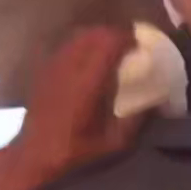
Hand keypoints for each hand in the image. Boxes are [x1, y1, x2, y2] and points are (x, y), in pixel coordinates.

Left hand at [0, 26, 146, 189]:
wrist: (35, 156)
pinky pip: (65, 47)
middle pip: (93, 34)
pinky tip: (86, 61)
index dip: (126, 37)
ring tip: (108, 50)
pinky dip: (79, 46)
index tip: (139, 44)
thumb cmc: (76, 151)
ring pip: (77, 37)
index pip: (108, 43)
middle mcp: (69, 67)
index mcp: (88, 81)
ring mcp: (53, 66)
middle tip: (127, 45)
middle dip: (113, 35)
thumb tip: (156, 102)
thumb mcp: (114, 142)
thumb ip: (136, 119)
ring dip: (95, 38)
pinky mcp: (43, 71)